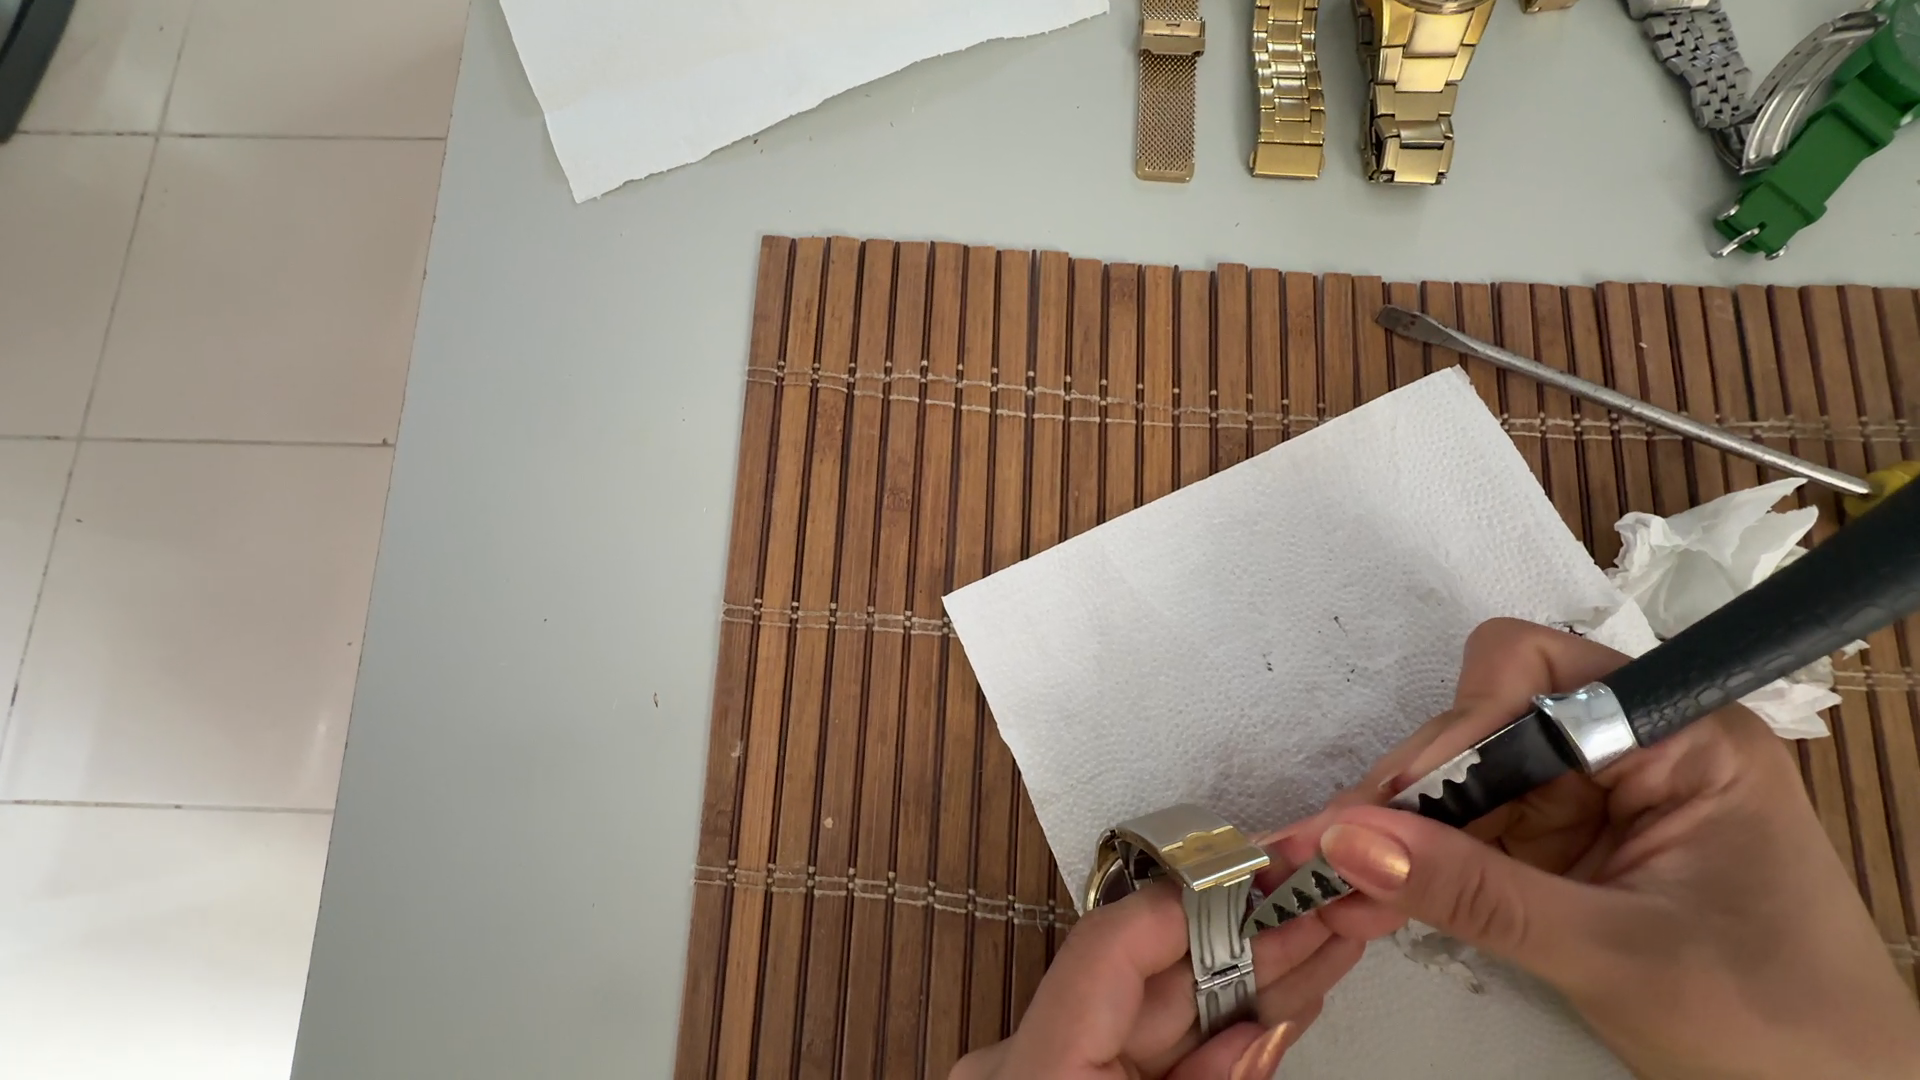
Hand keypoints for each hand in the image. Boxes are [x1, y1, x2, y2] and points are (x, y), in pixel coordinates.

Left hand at [949, 880, 1360, 1078]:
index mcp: (1034, 1075)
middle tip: (1325, 890)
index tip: (1269, 866)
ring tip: (1328, 925)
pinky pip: (1165, 1052)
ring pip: (1169, 1011)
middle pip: (1153, 975)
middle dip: (1249, 932)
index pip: (1112, 947)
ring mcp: (1064, 1077)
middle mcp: (1036, 1061)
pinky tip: (1289, 990)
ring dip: (1253, 972)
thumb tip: (1263, 1025)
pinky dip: (1229, 1027)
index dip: (1194, 899)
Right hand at [1276, 618, 1919, 1079]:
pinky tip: (1378, 896)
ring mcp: (1587, 796)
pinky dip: (1418, 861)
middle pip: (1479, 726)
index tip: (1400, 800)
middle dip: (1409, 792)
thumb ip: (1473, 893)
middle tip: (1335, 847)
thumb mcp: (1613, 956)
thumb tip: (1342, 840)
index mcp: (1676, 737)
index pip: (1532, 674)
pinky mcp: (1559, 841)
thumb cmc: (1776, 1033)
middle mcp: (1624, 748)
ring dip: (1399, 831)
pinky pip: (1467, 827)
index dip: (1459, 724)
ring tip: (1343, 885)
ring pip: (1459, 778)